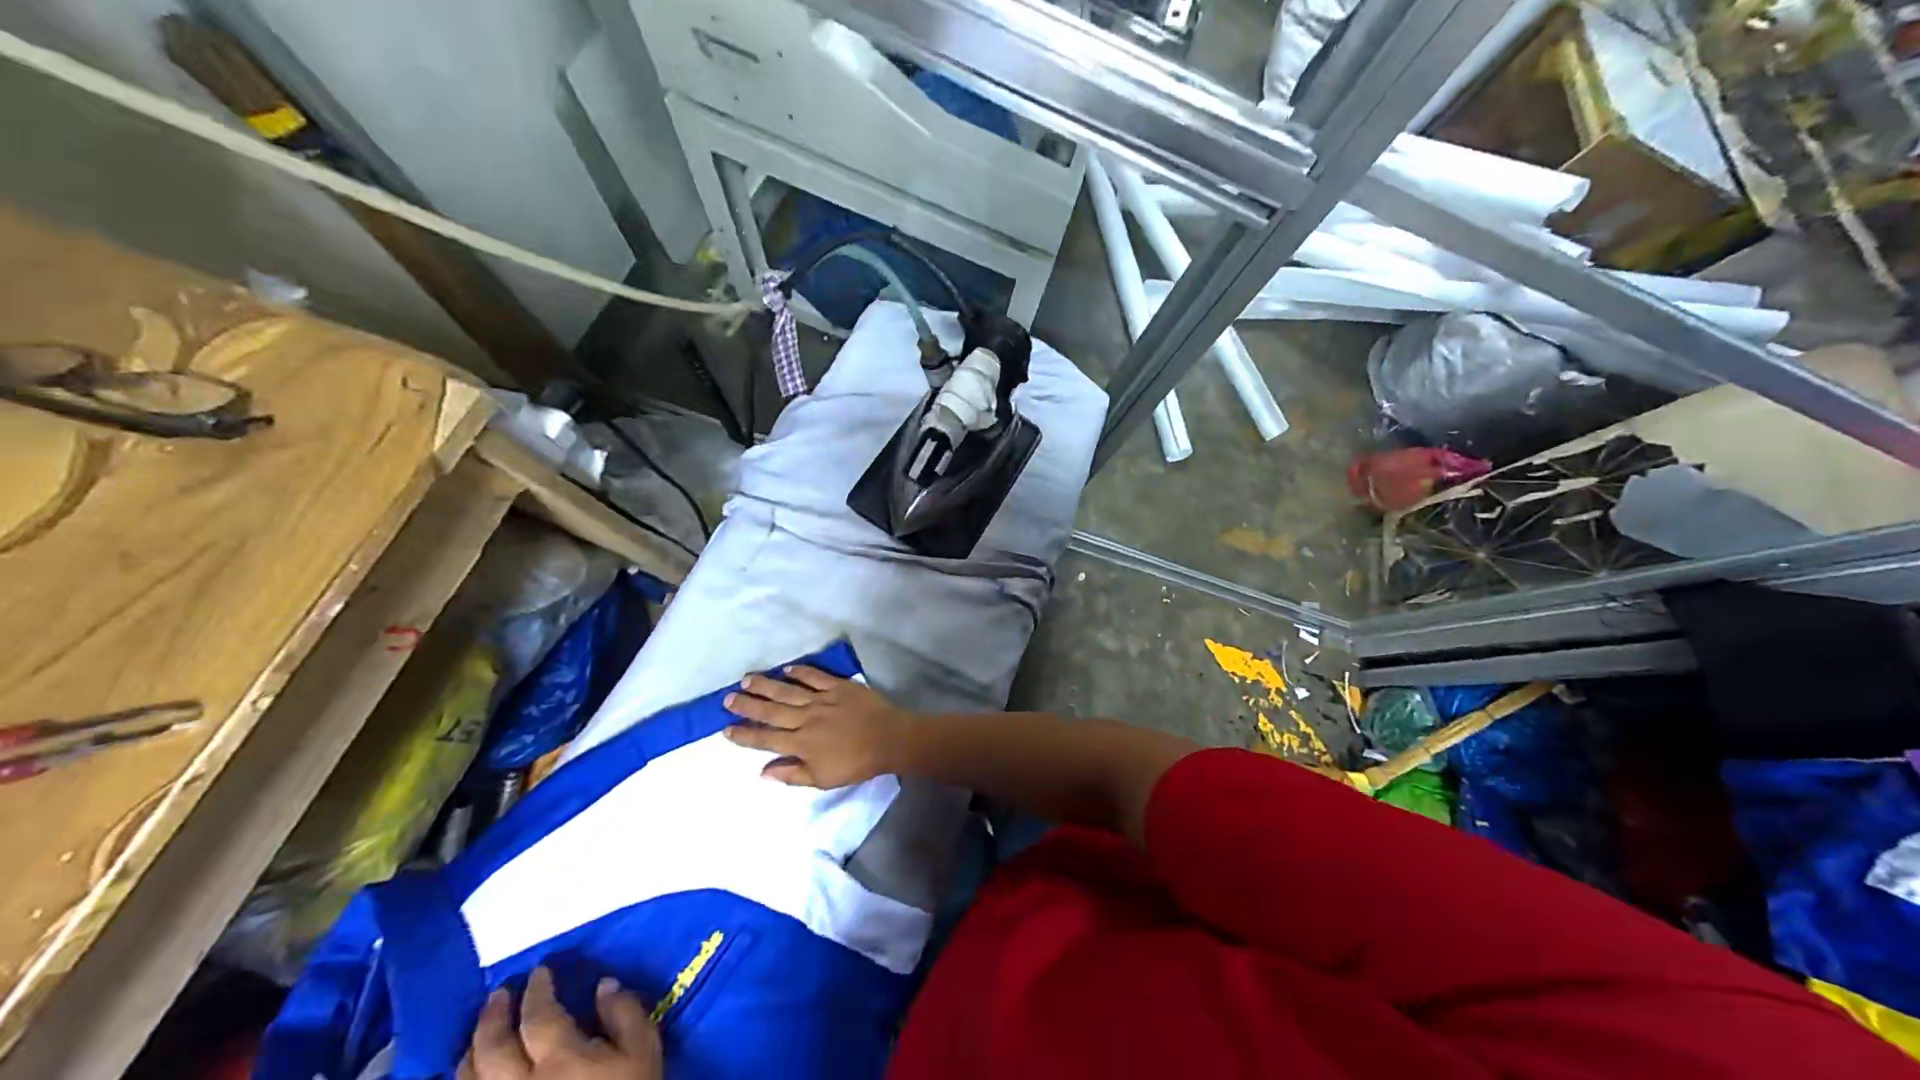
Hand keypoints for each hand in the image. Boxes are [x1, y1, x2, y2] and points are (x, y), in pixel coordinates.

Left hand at [461, 966, 662, 1079]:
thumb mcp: (644, 1053)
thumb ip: (625, 1014)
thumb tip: (603, 984)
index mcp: (560, 1059)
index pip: (539, 1013)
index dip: (538, 988)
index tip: (540, 971)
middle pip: (492, 1045)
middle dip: (494, 1014)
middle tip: (500, 993)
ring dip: (471, 1050)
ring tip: (480, 1033)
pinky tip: (474, 1077)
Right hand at [723, 666, 917, 787]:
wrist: (889, 739)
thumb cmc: (856, 764)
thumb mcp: (823, 779)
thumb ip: (791, 774)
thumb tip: (763, 771)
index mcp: (800, 743)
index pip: (765, 739)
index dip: (744, 734)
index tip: (725, 729)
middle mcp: (805, 718)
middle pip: (770, 711)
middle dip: (747, 705)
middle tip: (727, 698)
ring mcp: (821, 700)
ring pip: (787, 691)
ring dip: (766, 685)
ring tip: (746, 679)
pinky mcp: (838, 686)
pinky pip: (814, 676)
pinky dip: (800, 671)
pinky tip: (786, 668)